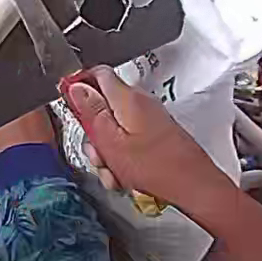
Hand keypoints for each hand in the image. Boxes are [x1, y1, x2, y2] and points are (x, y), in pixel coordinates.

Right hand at [63, 66, 236, 219]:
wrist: (193, 186)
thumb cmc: (157, 167)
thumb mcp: (111, 141)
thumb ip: (91, 111)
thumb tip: (75, 87)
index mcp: (127, 99)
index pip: (97, 74)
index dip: (78, 85)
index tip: (68, 102)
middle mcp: (139, 103)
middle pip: (102, 105)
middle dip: (92, 130)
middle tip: (95, 151)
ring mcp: (148, 119)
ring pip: (113, 126)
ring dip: (105, 149)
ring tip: (111, 170)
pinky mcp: (154, 134)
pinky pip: (127, 139)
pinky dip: (120, 156)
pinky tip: (123, 174)